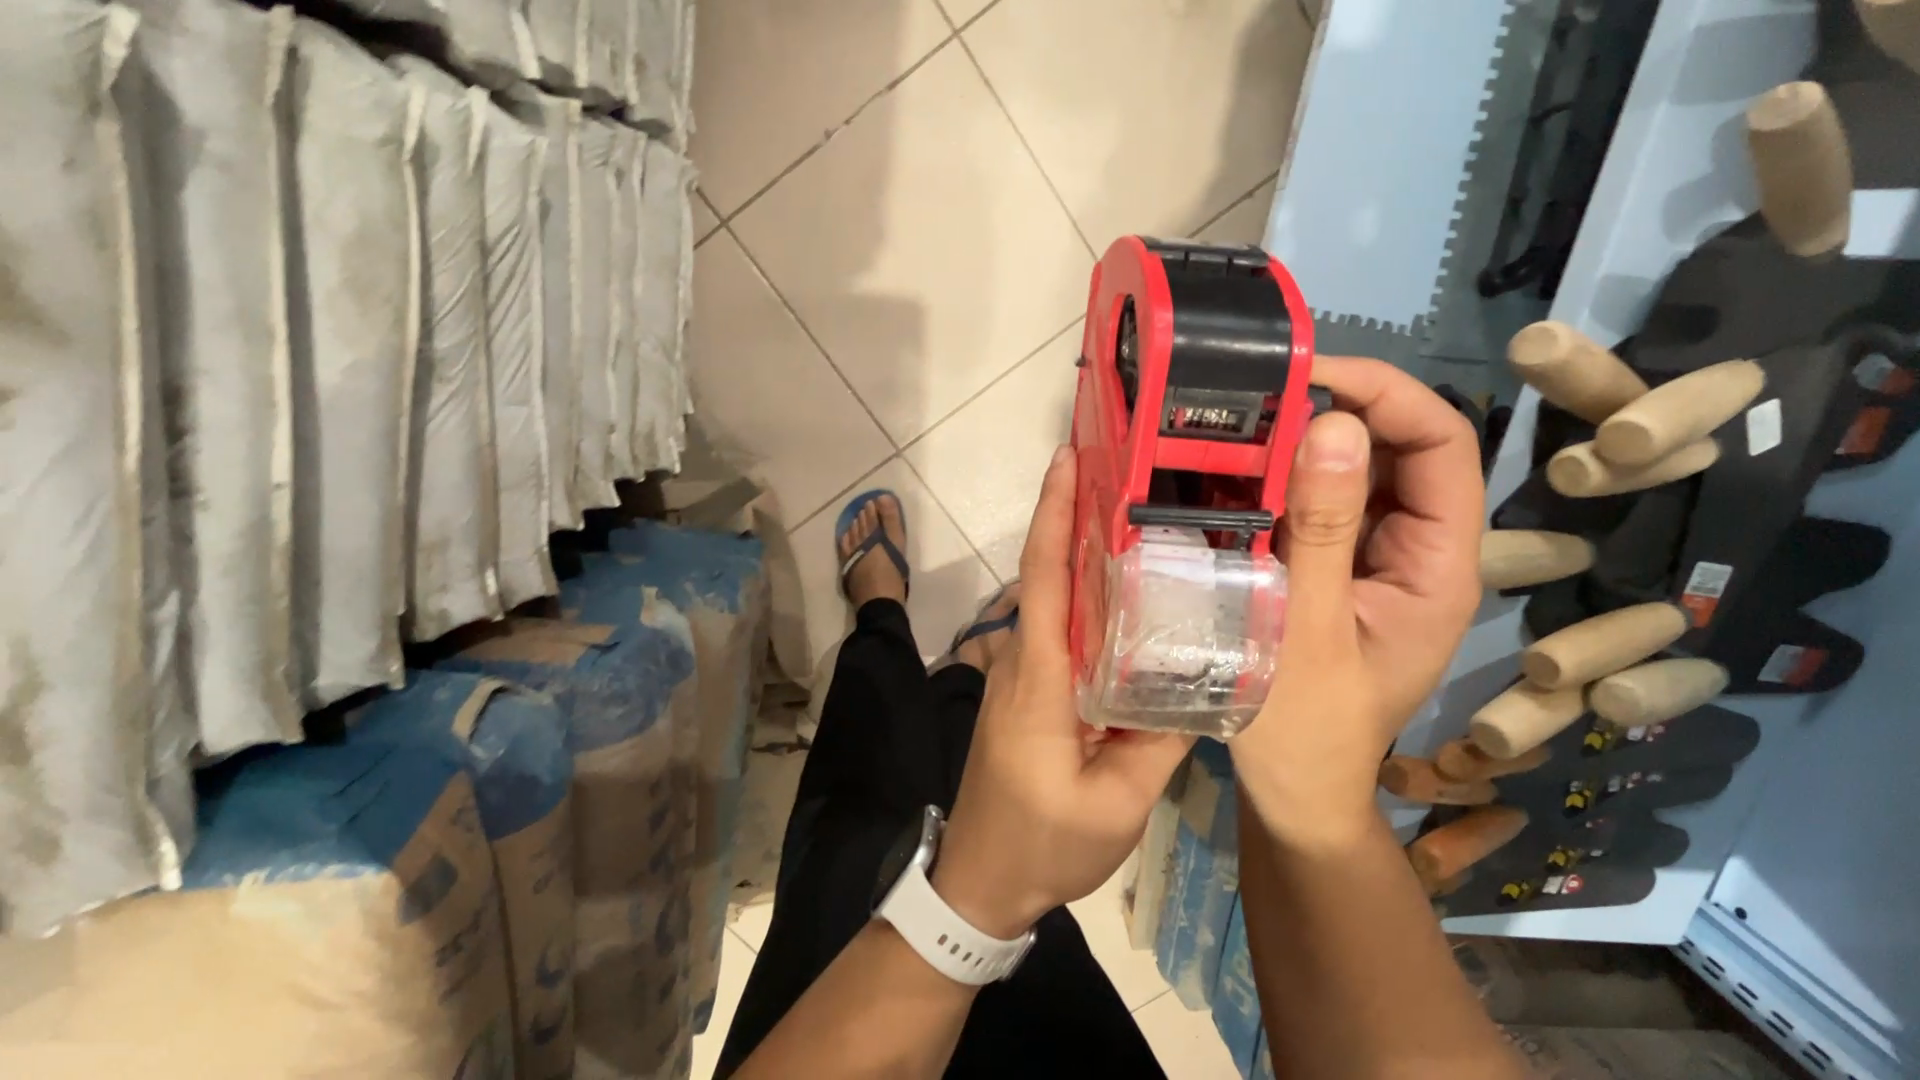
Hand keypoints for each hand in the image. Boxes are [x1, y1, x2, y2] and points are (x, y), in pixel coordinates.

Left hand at [932, 447, 1194, 938]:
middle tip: (1126, 466)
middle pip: (1048, 575)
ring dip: (1085, 553)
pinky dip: (1089, 600)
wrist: (982, 881)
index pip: (1042, 579)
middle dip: (1075, 514)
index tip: (1067, 457)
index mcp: (1039, 679)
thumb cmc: (1042, 845)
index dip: (1052, 514)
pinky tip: (1133, 594)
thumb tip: (1205, 680)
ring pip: (1056, 603)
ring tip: (1141, 514)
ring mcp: (1021, 676)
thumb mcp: (1117, 804)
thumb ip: (1161, 740)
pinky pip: (1061, 633)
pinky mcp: (1028, 693)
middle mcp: (1023, 662)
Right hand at [1231, 357, 1485, 843]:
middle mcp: (1418, 554)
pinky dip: (1280, 483)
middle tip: (1256, 400)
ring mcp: (1376, 563)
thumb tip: (1333, 425)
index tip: (1308, 374)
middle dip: (1336, 413)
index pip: (1441, 447)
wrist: (1291, 794)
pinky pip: (1318, 508)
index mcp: (1439, 569)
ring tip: (1237, 428)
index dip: (1387, 395)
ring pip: (1354, 474)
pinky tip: (1233, 476)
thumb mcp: (1306, 630)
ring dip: (1301, 446)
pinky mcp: (1335, 573)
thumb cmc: (1303, 729)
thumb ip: (1321, 530)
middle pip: (1399, 451)